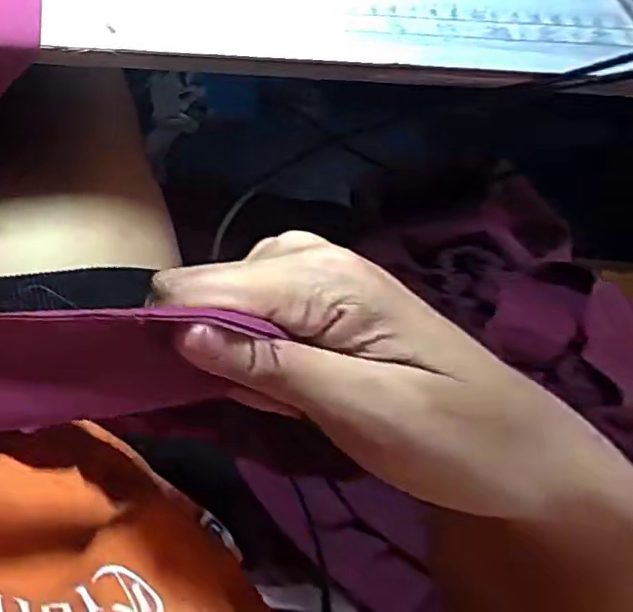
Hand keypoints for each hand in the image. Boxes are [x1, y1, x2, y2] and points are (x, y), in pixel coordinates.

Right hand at [152, 232, 632, 521]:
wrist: (531, 459)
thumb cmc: (460, 440)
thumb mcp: (370, 413)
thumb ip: (272, 367)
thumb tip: (178, 334)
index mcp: (319, 274)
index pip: (198, 286)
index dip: (183, 333)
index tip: (220, 383)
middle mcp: (296, 250)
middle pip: (196, 288)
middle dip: (215, 344)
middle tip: (273, 394)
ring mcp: (295, 261)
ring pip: (206, 298)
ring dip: (232, 350)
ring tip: (292, 389)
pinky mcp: (292, 280)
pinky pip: (228, 304)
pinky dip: (245, 346)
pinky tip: (293, 372)